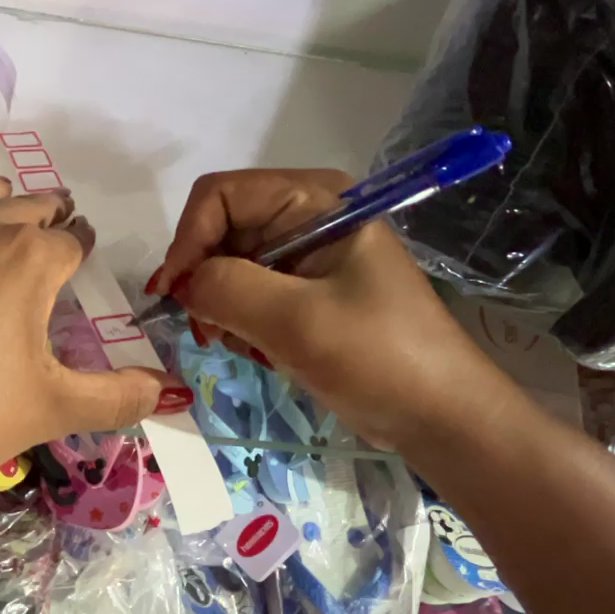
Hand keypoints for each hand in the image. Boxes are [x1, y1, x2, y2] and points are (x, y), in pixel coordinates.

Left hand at [0, 167, 187, 496]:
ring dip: (1, 193)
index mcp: (29, 258)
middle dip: (51, 216)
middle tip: (58, 230)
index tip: (85, 252)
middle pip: (29, 206)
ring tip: (7, 206)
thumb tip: (168, 392)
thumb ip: (115, 398)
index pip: (72, 240)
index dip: (83, 246)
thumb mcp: (49, 409)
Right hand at [146, 169, 527, 453]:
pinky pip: (245, 292)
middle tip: (207, 330)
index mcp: (315, 200)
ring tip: (240, 344)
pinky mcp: (303, 289)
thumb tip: (181, 285)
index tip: (175, 294)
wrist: (439, 418)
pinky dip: (238, 321)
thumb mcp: (295, 320)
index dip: (188, 239)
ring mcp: (305, 253)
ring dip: (220, 306)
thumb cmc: (378, 358)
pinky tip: (259, 349)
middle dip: (204, 279)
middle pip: (219, 229)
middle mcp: (306, 215)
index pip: (219, 195)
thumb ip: (226, 289)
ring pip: (226, 264)